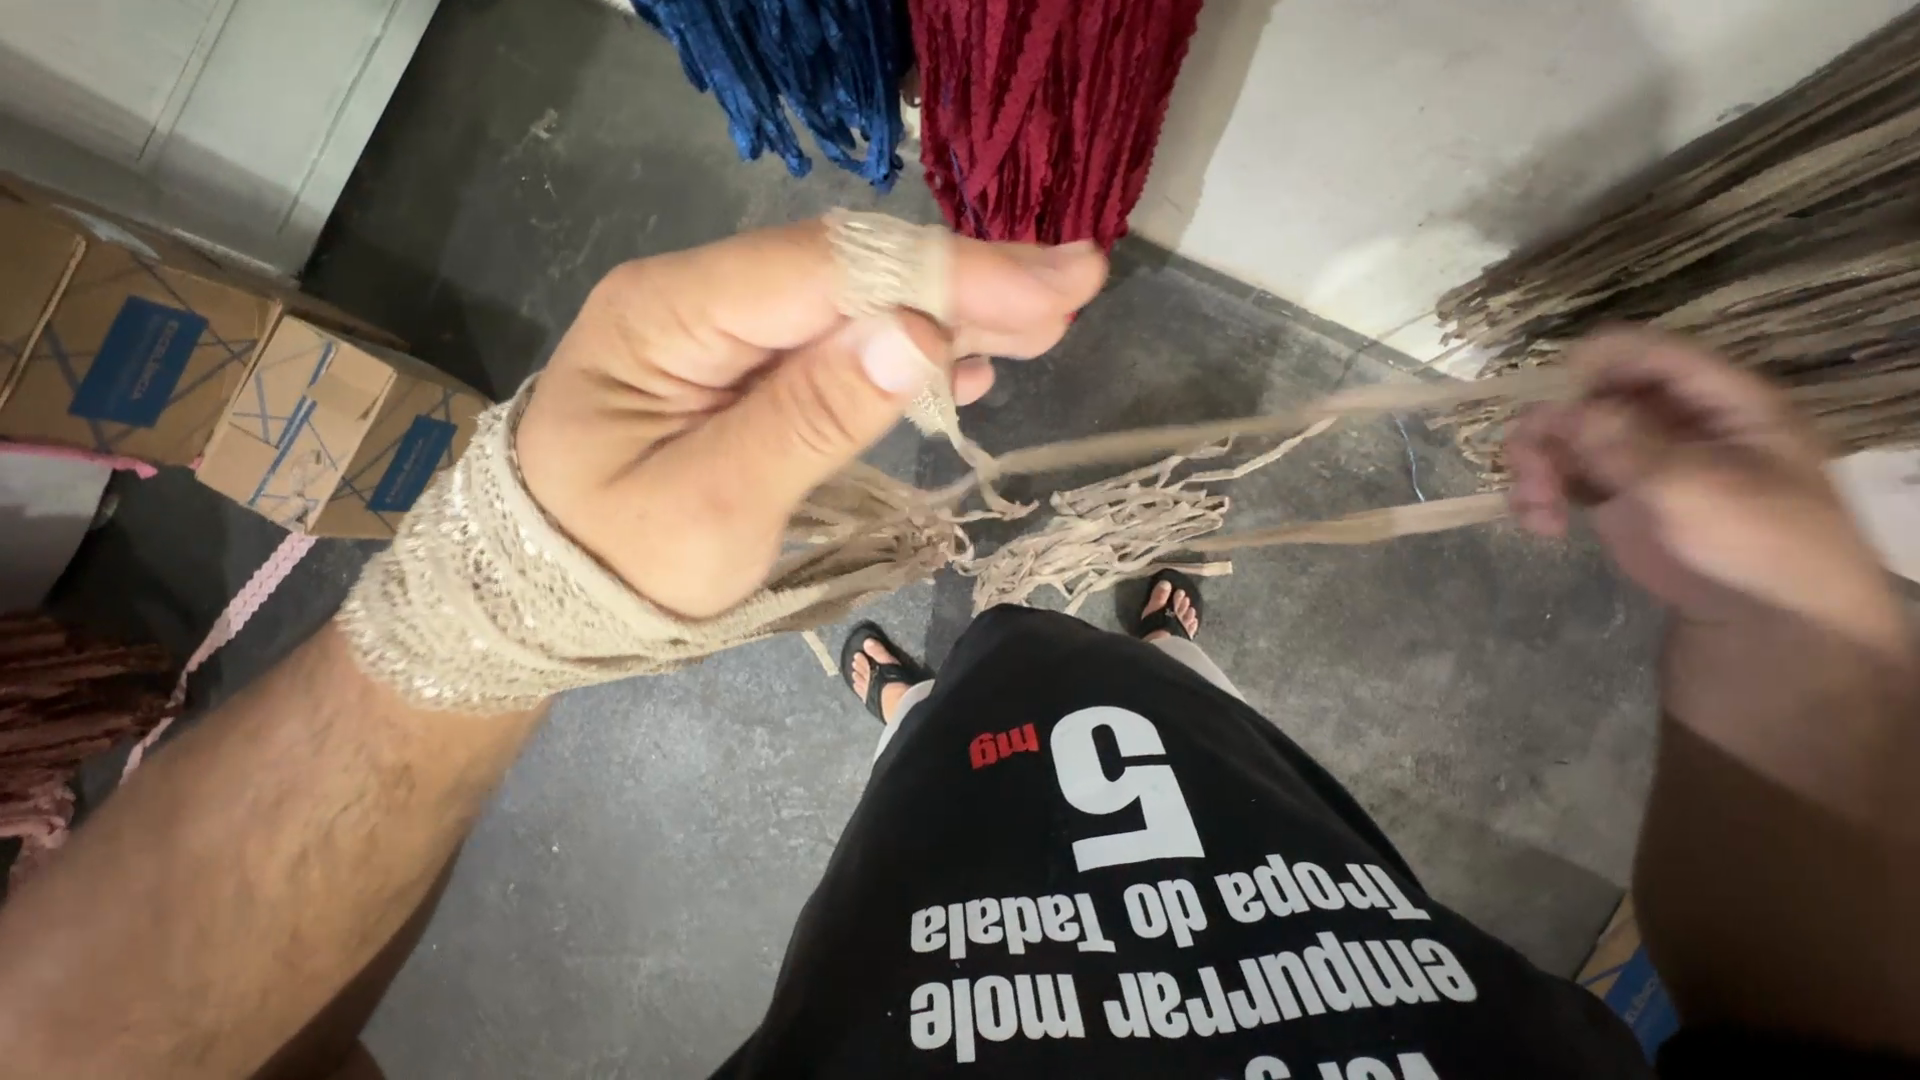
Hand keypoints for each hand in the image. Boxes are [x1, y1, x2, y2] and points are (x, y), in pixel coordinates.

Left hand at [514, 218, 1106, 617]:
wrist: (536, 598)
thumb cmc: (611, 564)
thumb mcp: (711, 506)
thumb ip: (810, 419)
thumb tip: (917, 336)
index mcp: (675, 313)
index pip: (830, 271)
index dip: (947, 276)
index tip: (1050, 290)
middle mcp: (704, 301)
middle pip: (852, 271)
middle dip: (968, 278)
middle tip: (1077, 282)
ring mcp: (730, 337)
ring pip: (858, 306)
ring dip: (955, 313)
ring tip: (1048, 320)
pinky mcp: (751, 376)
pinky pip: (842, 350)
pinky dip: (912, 356)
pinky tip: (973, 365)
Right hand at [1506, 328, 1906, 650]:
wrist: (1763, 618)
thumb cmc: (1759, 546)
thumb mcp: (1700, 490)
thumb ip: (1629, 447)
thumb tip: (1562, 410)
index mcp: (1718, 404)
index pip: (1651, 356)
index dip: (1600, 361)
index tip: (1554, 386)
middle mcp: (1670, 421)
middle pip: (1588, 398)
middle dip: (1552, 434)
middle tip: (1536, 476)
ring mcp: (1637, 458)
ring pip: (1561, 438)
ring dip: (1536, 468)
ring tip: (1536, 510)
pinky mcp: (1610, 494)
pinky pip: (1557, 477)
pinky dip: (1538, 497)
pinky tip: (1542, 526)